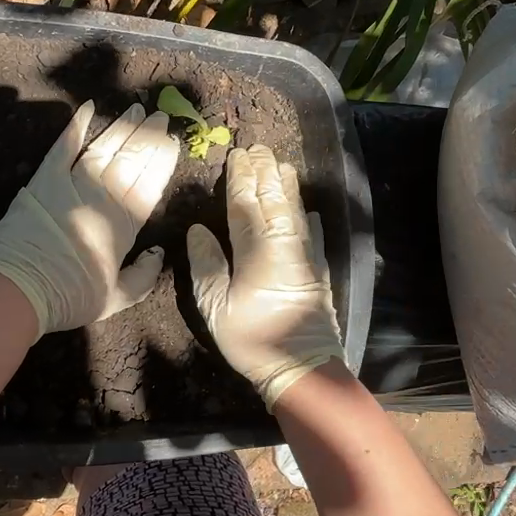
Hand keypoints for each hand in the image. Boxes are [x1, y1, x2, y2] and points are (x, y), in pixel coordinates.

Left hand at [0, 101, 177, 334]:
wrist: (19, 289)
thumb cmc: (70, 297)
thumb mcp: (117, 299)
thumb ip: (143, 276)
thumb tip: (157, 253)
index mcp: (126, 224)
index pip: (151, 183)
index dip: (163, 160)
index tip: (172, 141)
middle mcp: (104, 196)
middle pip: (133, 158)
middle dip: (149, 135)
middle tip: (160, 115)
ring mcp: (74, 183)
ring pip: (105, 147)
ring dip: (123, 127)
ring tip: (137, 109)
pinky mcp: (45, 179)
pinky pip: (63, 146)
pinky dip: (76, 126)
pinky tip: (88, 108)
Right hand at [186, 145, 342, 407]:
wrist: (304, 368)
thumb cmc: (253, 340)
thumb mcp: (216, 308)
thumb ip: (208, 265)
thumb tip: (197, 230)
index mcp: (255, 253)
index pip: (245, 206)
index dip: (241, 179)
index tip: (238, 155)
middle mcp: (282, 246)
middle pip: (273, 201)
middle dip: (265, 173)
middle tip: (259, 148)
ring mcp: (304, 257)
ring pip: (294, 212)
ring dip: (286, 186)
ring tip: (281, 163)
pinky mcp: (318, 271)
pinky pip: (312, 235)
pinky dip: (309, 217)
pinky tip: (308, 208)